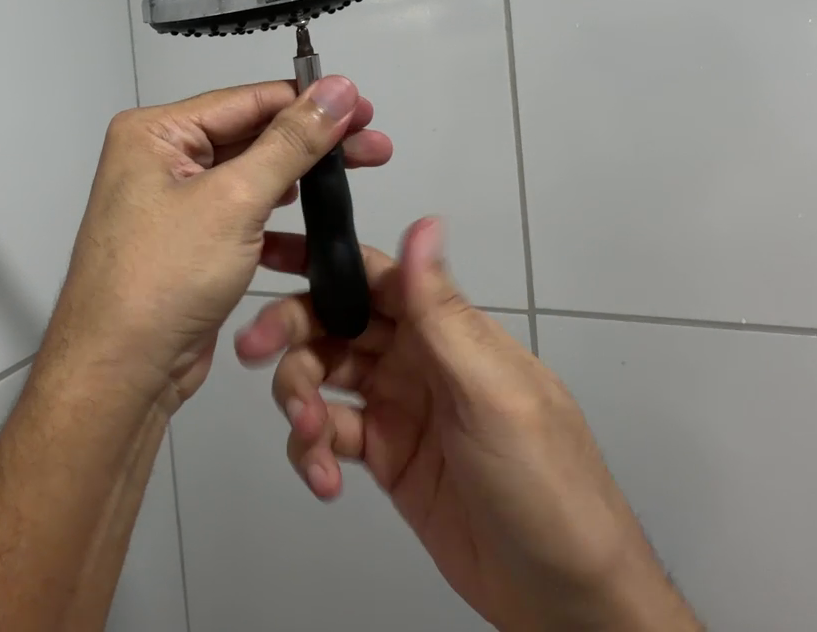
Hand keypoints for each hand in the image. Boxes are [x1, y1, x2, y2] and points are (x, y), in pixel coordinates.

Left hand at [37, 78, 392, 415]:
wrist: (121, 370)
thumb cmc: (159, 280)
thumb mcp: (234, 200)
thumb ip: (291, 143)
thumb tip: (336, 91)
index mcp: (154, 134)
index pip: (245, 101)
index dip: (308, 102)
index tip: (362, 106)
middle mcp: (160, 161)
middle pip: (252, 136)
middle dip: (314, 142)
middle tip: (373, 146)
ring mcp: (175, 204)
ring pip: (252, 178)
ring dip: (303, 180)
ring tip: (359, 175)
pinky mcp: (192, 243)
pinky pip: (244, 217)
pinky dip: (280, 222)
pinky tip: (319, 226)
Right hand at [235, 219, 701, 631]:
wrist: (565, 599)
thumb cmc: (544, 485)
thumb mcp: (493, 394)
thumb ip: (444, 313)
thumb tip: (425, 222)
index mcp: (445, 331)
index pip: (371, 275)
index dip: (317, 258)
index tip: (265, 253)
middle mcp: (414, 358)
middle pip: (331, 323)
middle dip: (288, 332)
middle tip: (251, 352)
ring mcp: (395, 407)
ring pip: (320, 376)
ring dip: (298, 399)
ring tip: (311, 439)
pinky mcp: (382, 456)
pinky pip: (326, 435)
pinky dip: (312, 452)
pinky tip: (326, 480)